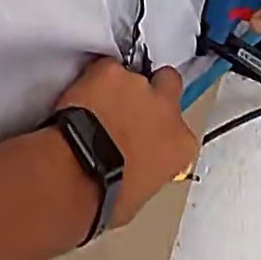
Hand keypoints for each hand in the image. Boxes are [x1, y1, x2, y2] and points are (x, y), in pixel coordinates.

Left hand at [52, 58, 198, 227]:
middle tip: (132, 101)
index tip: (147, 129)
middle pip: (169, 82)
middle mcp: (166, 110)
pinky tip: (83, 94)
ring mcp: (138, 86)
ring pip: (131, 73)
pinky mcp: (110, 71)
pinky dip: (94, 77)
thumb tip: (139, 167)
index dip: (161, 125)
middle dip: (155, 87)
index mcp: (180, 144)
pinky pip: (104, 66)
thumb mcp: (144, 191)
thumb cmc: (108, 193)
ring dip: (117, 86)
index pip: (179, 127)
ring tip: (96, 104)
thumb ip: (152, 168)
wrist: (80, 171)